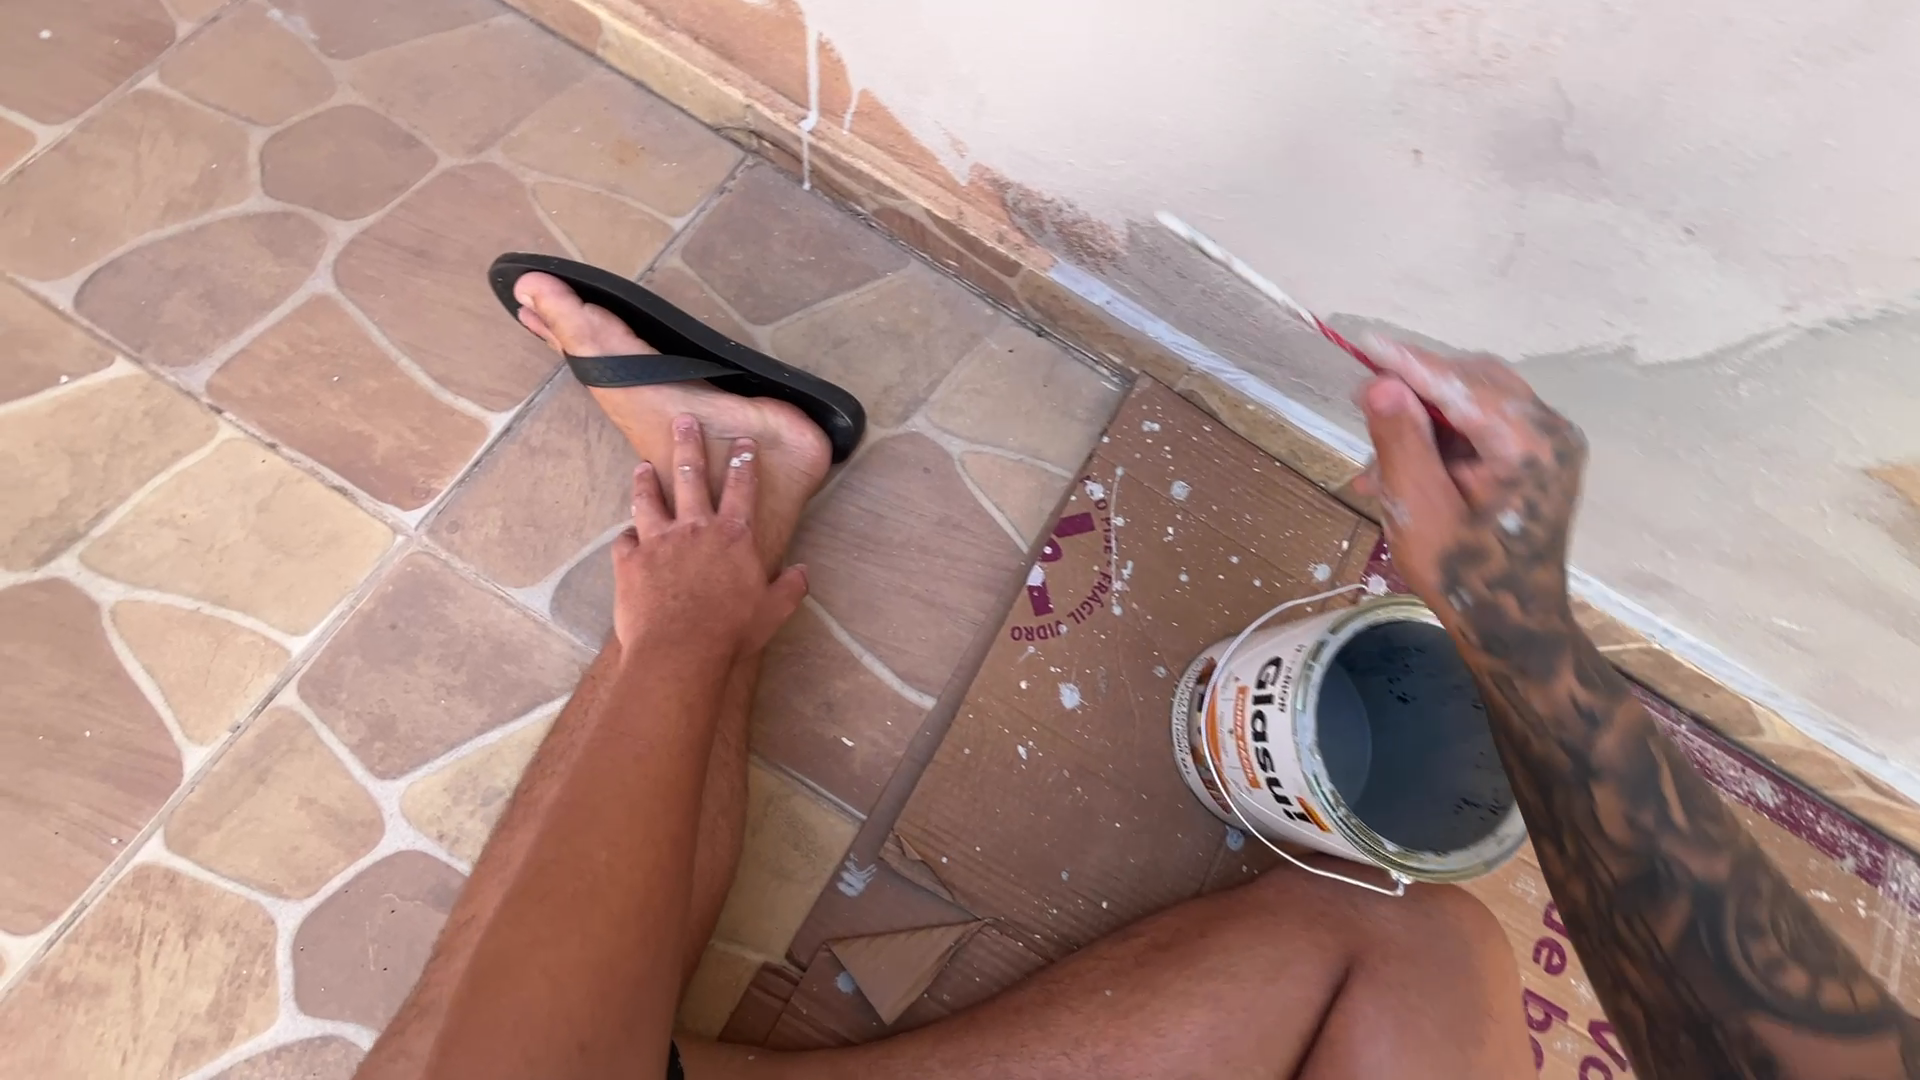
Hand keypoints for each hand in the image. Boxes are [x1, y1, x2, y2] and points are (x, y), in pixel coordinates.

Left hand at [610, 415, 807, 660]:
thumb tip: (803, 571)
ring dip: (646, 480)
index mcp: (734, 535)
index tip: (742, 441)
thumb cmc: (732, 630)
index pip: (742, 488)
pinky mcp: (630, 561)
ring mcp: (659, 541)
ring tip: (641, 465)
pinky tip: (628, 534)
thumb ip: (790, 587)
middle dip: (688, 444)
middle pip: (690, 475)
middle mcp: (696, 527)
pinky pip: (626, 540)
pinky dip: (628, 536)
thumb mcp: (774, 610)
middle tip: (684, 420)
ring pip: (650, 499)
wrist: (679, 650)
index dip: (744, 461)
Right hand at [1351, 336, 1587, 658]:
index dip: (1407, 364)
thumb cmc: (1460, 572)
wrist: (1507, 621)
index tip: (1364, 344)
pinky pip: (1476, 428)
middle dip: (1413, 391)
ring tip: (1376, 466)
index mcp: (1529, 446)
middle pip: (1472, 383)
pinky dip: (1434, 440)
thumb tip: (1379, 384)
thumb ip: (1400, 442)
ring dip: (1419, 421)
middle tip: (1361, 402)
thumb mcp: (1418, 507)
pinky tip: (1397, 471)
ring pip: (1471, 403)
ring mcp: (1544, 445)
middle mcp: (1548, 433)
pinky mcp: (1532, 458)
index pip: (1460, 386)